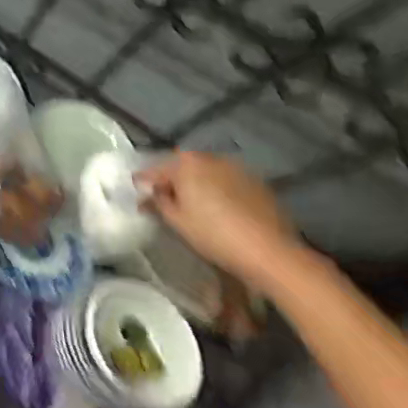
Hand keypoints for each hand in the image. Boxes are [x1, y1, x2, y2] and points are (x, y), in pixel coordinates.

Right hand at [139, 152, 309, 290]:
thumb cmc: (213, 235)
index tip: (138, 194)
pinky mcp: (255, 181)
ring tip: (194, 205)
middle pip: (183, 166)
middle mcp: (209, 157)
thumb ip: (157, 202)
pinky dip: (219, 190)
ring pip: (207, 172)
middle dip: (173, 180)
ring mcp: (235, 167)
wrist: (269, 250)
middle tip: (166, 201)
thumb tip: (145, 193)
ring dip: (197, 183)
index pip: (156, 170)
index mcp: (185, 163)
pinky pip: (227, 181)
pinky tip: (221, 209)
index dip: (145, 183)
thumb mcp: (177, 222)